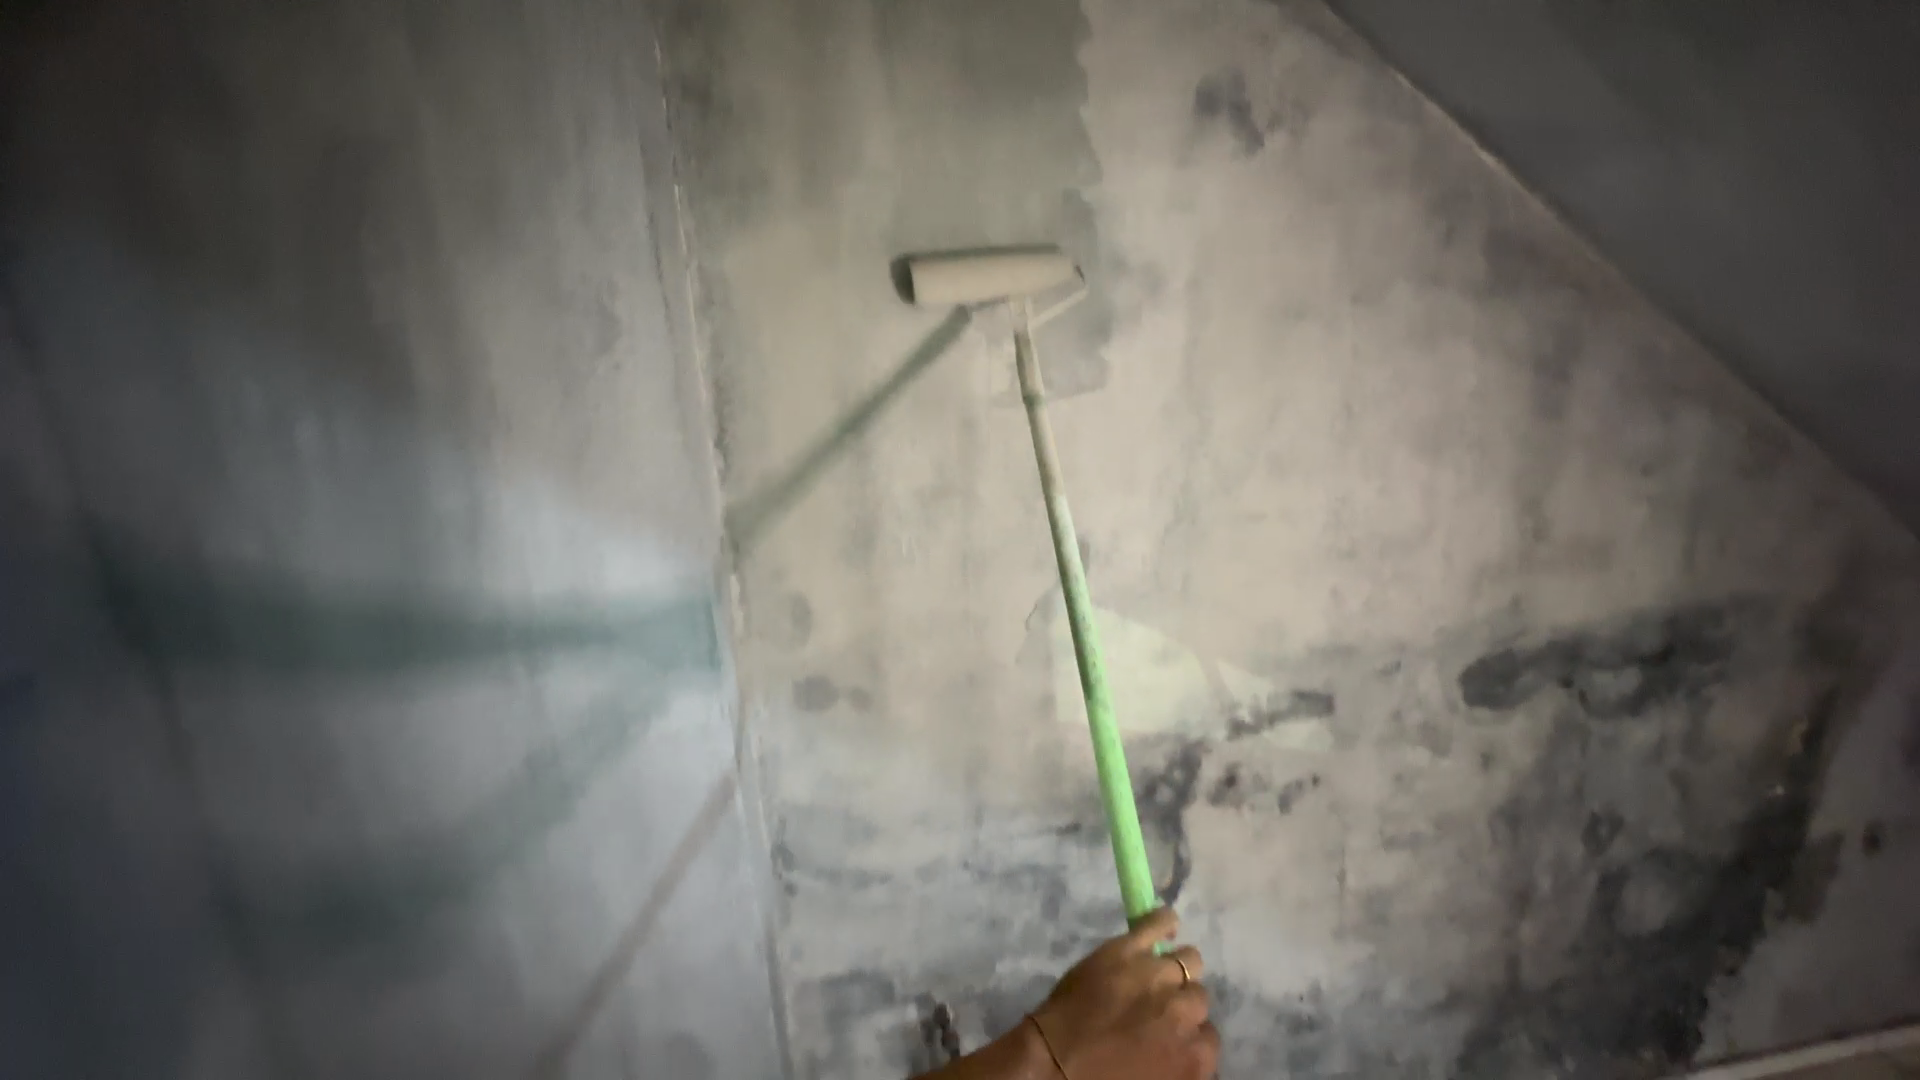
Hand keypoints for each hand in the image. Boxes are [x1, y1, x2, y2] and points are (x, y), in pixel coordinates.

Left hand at [1028, 907, 1218, 1079]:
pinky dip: (1164, 921)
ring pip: (1188, 961)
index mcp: (1192, 1058)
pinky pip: (1156, 925)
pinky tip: (1167, 924)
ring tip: (1160, 971)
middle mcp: (1183, 1013)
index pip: (1209, 1037)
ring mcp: (1156, 976)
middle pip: (1199, 997)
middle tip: (1160, 1005)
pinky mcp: (1128, 950)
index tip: (1174, 1032)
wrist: (1055, 1062)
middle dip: (1182, 1001)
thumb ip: (1180, 1062)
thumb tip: (1187, 1046)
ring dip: (1178, 968)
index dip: (1191, 1033)